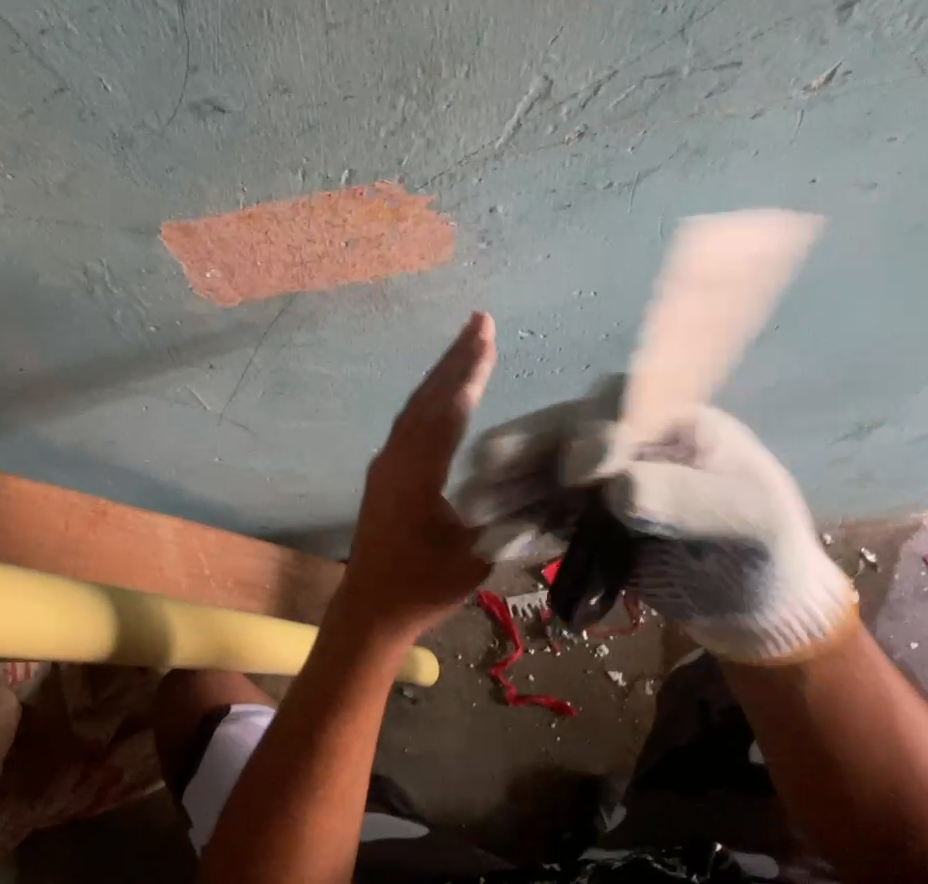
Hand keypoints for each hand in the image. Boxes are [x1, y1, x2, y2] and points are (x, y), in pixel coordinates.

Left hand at [338, 312, 496, 637]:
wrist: (370, 607)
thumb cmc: (423, 586)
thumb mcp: (476, 558)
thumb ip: (512, 522)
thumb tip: (556, 490)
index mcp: (415, 473)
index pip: (447, 411)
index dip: (468, 372)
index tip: (486, 335)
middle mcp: (395, 457)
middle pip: (427, 398)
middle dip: (455, 358)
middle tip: (479, 321)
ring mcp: (385, 463)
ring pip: (415, 407)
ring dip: (442, 374)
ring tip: (468, 343)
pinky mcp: (384, 472)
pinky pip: (409, 422)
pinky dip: (431, 398)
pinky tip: (445, 393)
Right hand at [460, 395, 856, 663]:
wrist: (755, 606)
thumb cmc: (763, 549)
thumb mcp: (743, 519)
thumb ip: (685, 499)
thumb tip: (617, 488)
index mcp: (669, 419)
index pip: (619, 409)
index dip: (589, 433)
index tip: (577, 474)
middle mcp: (623, 440)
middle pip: (561, 437)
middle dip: (519, 457)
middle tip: (478, 475)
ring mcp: (596, 480)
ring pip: (541, 478)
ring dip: (505, 496)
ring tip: (470, 520)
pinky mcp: (581, 519)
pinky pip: (543, 518)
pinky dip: (519, 531)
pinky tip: (493, 548)